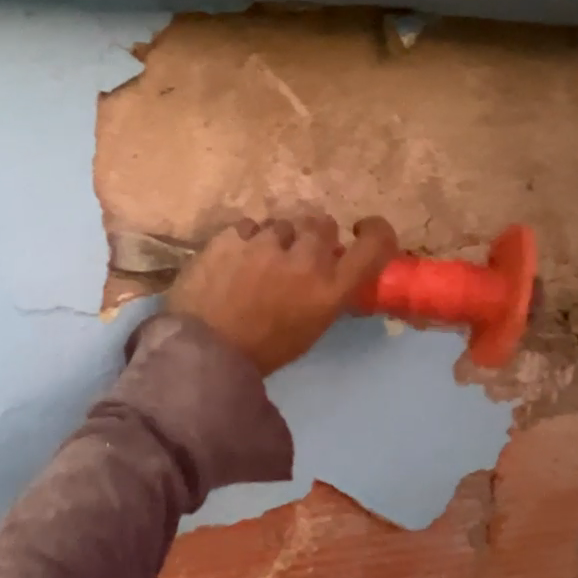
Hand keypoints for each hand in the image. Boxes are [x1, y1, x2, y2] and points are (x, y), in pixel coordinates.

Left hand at [165, 214, 396, 376]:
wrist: (203, 352)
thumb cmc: (260, 353)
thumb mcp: (309, 329)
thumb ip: (325, 293)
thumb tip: (330, 268)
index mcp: (330, 289)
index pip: (373, 245)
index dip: (375, 231)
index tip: (361, 230)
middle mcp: (304, 260)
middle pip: (320, 224)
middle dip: (310, 236)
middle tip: (293, 254)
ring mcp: (264, 244)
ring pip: (280, 224)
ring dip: (273, 238)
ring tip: (254, 262)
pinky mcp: (229, 237)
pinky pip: (245, 227)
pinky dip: (241, 240)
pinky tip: (229, 260)